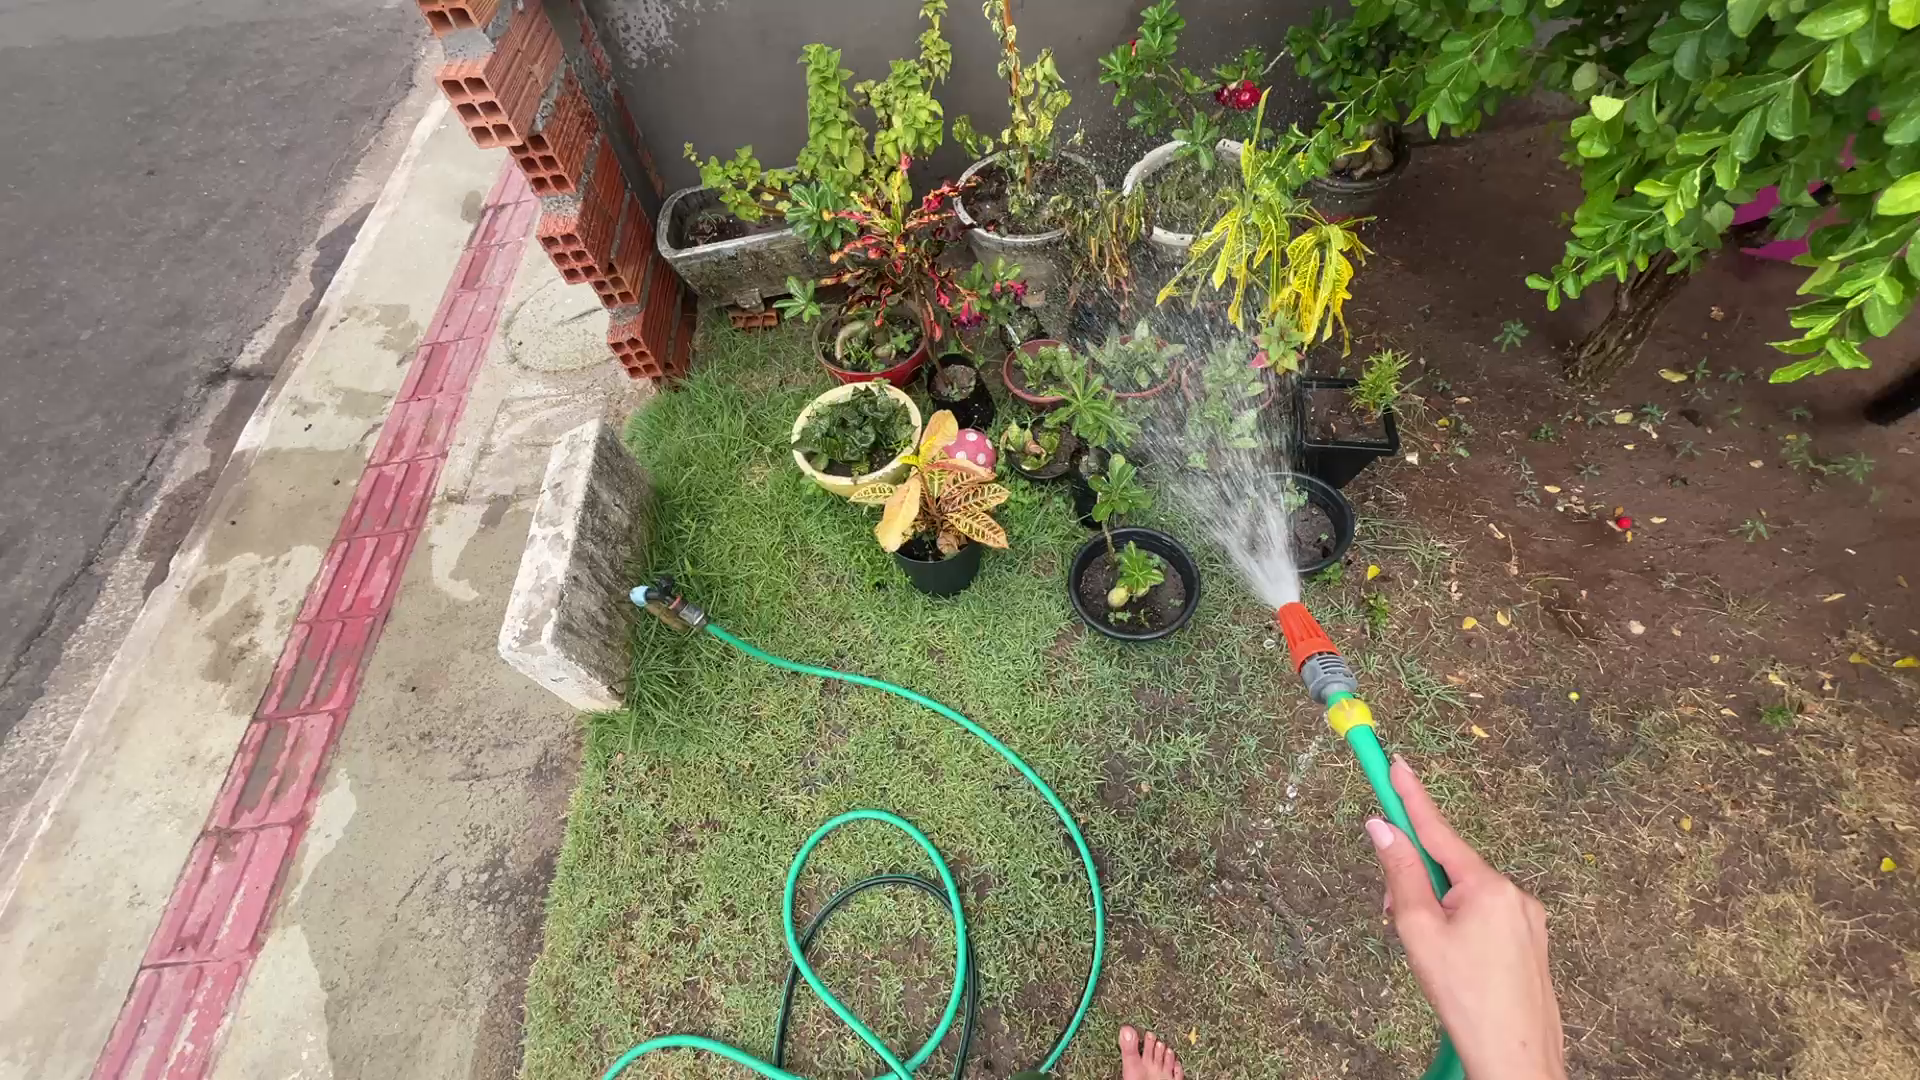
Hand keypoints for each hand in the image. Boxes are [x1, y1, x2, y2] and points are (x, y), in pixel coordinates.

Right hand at [1365, 756, 1565, 1079]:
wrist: (1518, 1063)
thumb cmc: (1464, 995)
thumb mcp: (1417, 927)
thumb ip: (1399, 871)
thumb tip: (1381, 826)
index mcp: (1488, 886)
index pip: (1437, 829)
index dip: (1411, 794)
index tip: (1396, 761)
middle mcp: (1514, 894)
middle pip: (1447, 864)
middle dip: (1415, 876)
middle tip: (1392, 913)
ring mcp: (1529, 919)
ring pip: (1464, 891)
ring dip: (1433, 903)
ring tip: (1423, 946)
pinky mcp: (1532, 942)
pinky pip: (1483, 912)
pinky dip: (1456, 918)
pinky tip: (1448, 954)